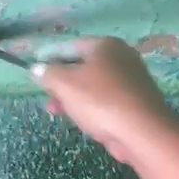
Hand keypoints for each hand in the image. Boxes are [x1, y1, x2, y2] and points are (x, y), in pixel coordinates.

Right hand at [30, 37, 176, 163]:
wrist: (143, 132)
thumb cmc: (100, 101)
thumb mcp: (65, 84)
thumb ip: (48, 74)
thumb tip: (37, 68)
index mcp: (106, 45)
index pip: (70, 46)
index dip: (49, 57)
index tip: (35, 69)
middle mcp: (122, 57)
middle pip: (83, 66)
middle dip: (61, 81)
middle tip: (45, 93)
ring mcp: (131, 80)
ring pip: (94, 85)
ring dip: (73, 97)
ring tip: (54, 110)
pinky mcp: (136, 102)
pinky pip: (106, 100)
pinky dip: (90, 106)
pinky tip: (79, 119)